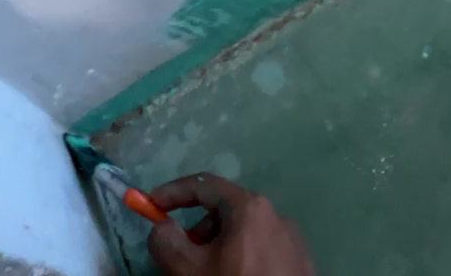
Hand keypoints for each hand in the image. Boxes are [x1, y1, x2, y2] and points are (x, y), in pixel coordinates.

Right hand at [147, 173, 314, 274]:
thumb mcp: (190, 271)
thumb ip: (167, 242)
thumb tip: (163, 228)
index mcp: (249, 205)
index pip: (202, 184)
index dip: (172, 192)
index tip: (150, 204)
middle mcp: (274, 213)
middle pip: (224, 210)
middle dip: (198, 229)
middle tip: (184, 257)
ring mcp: (291, 238)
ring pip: (243, 231)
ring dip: (220, 246)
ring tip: (211, 272)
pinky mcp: (300, 262)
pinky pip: (262, 248)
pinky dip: (242, 258)